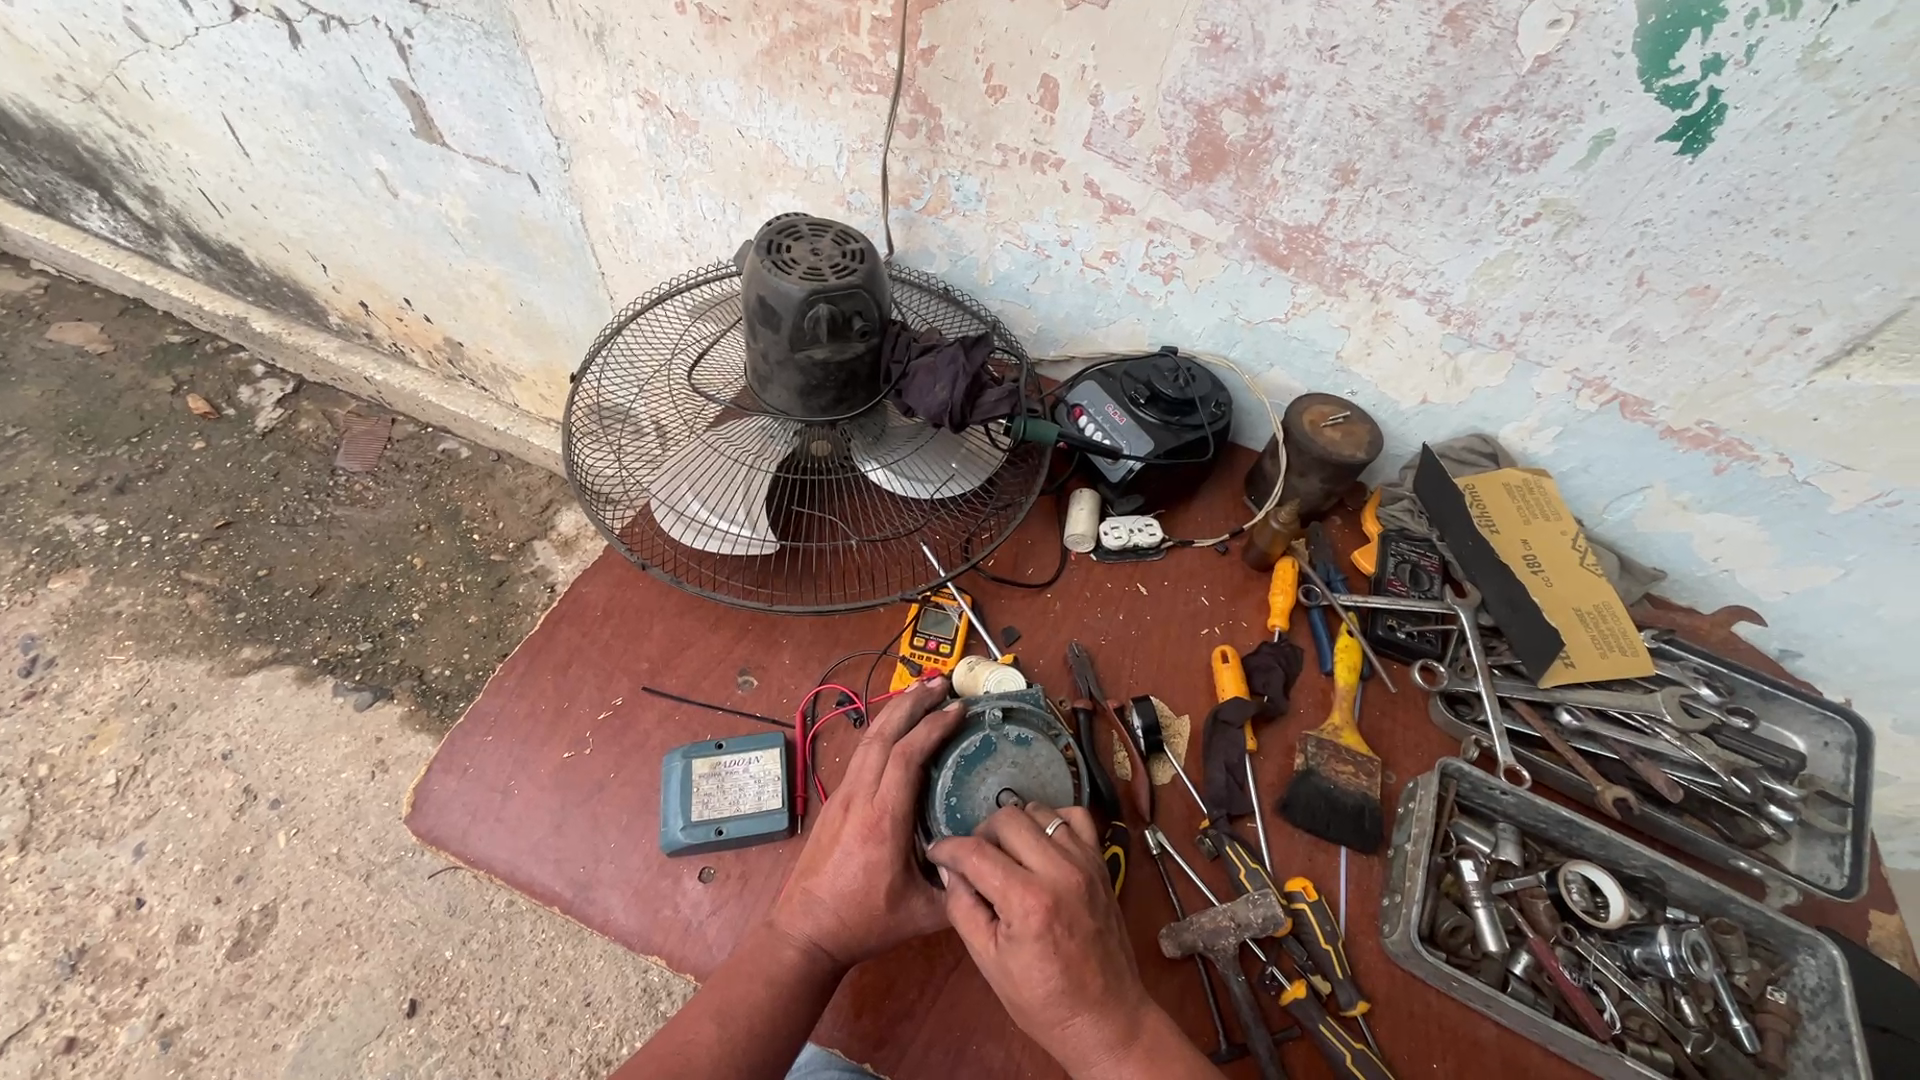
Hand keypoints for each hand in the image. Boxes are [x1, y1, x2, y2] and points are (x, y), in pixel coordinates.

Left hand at [768, 676, 964, 971]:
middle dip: (914, 703)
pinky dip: (881, 730)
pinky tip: (894, 726)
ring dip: (895, 711)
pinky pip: (860, 753)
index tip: (958, 709)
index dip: (933, 727)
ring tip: (920, 691)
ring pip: (868, 739)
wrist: (804, 931)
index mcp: (883, 820)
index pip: (907, 757)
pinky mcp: (834, 801)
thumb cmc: (864, 922)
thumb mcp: (922, 915)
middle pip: (884, 735)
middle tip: (941, 682)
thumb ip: (960, 889)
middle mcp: (860, 797)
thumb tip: (990, 857)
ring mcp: (842, 796)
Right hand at [927, 803, 1156, 1074]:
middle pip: (1007, 818)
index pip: (975, 851)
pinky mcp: (1100, 863)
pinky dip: (1053, 821)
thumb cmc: (1042, 1000)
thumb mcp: (988, 961)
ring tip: (1006, 855)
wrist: (1105, 1018)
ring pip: (1038, 811)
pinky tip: (1041, 845)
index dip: (947, 848)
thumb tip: (948, 868)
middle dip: (981, 833)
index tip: (936, 853)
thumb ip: (962, 907)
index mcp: (1028, 901)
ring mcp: (1084, 863)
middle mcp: (1059, 871)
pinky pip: (1075, 818)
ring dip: (1015, 827)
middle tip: (974, 860)